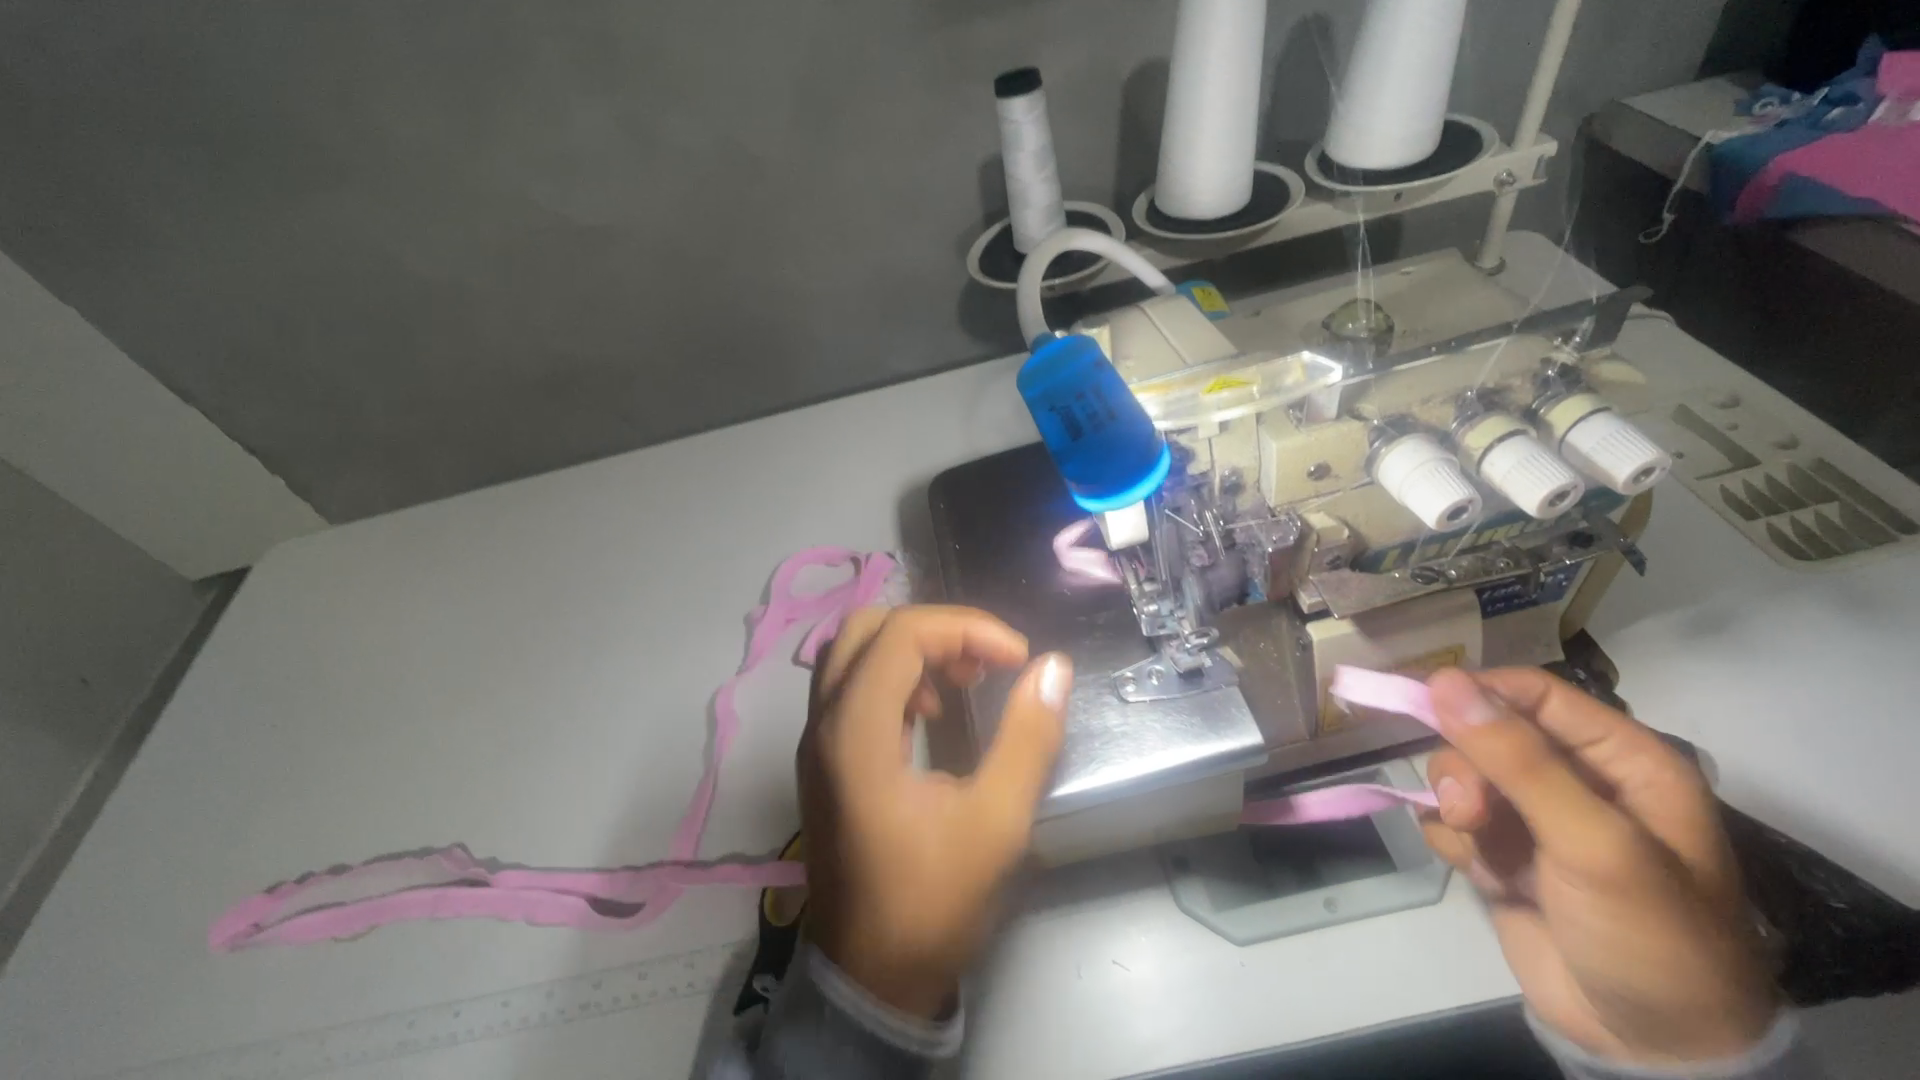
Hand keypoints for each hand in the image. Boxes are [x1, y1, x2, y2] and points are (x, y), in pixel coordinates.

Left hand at [798, 605, 1070, 1017]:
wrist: (869, 977)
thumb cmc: (932, 902)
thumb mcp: (996, 822)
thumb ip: (1027, 738)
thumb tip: (1053, 666)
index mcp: (855, 734)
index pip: (902, 634)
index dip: (966, 629)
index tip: (1017, 658)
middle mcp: (823, 725)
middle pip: (866, 628)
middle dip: (934, 629)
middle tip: (985, 661)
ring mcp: (816, 744)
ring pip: (853, 654)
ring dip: (910, 650)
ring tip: (963, 683)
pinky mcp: (823, 762)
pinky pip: (850, 688)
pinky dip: (893, 678)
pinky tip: (930, 715)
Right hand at [1420, 667, 1778, 1064]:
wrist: (1650, 1045)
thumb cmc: (1649, 934)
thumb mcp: (1594, 843)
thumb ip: (1517, 760)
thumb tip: (1443, 681)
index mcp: (1621, 760)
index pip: (1533, 694)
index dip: (1478, 694)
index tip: (1423, 707)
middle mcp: (1577, 779)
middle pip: (1485, 733)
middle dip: (1465, 768)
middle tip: (1469, 811)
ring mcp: (1537, 820)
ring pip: (1461, 776)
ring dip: (1457, 808)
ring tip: (1481, 851)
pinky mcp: (1503, 855)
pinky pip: (1451, 822)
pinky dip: (1454, 842)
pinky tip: (1481, 876)